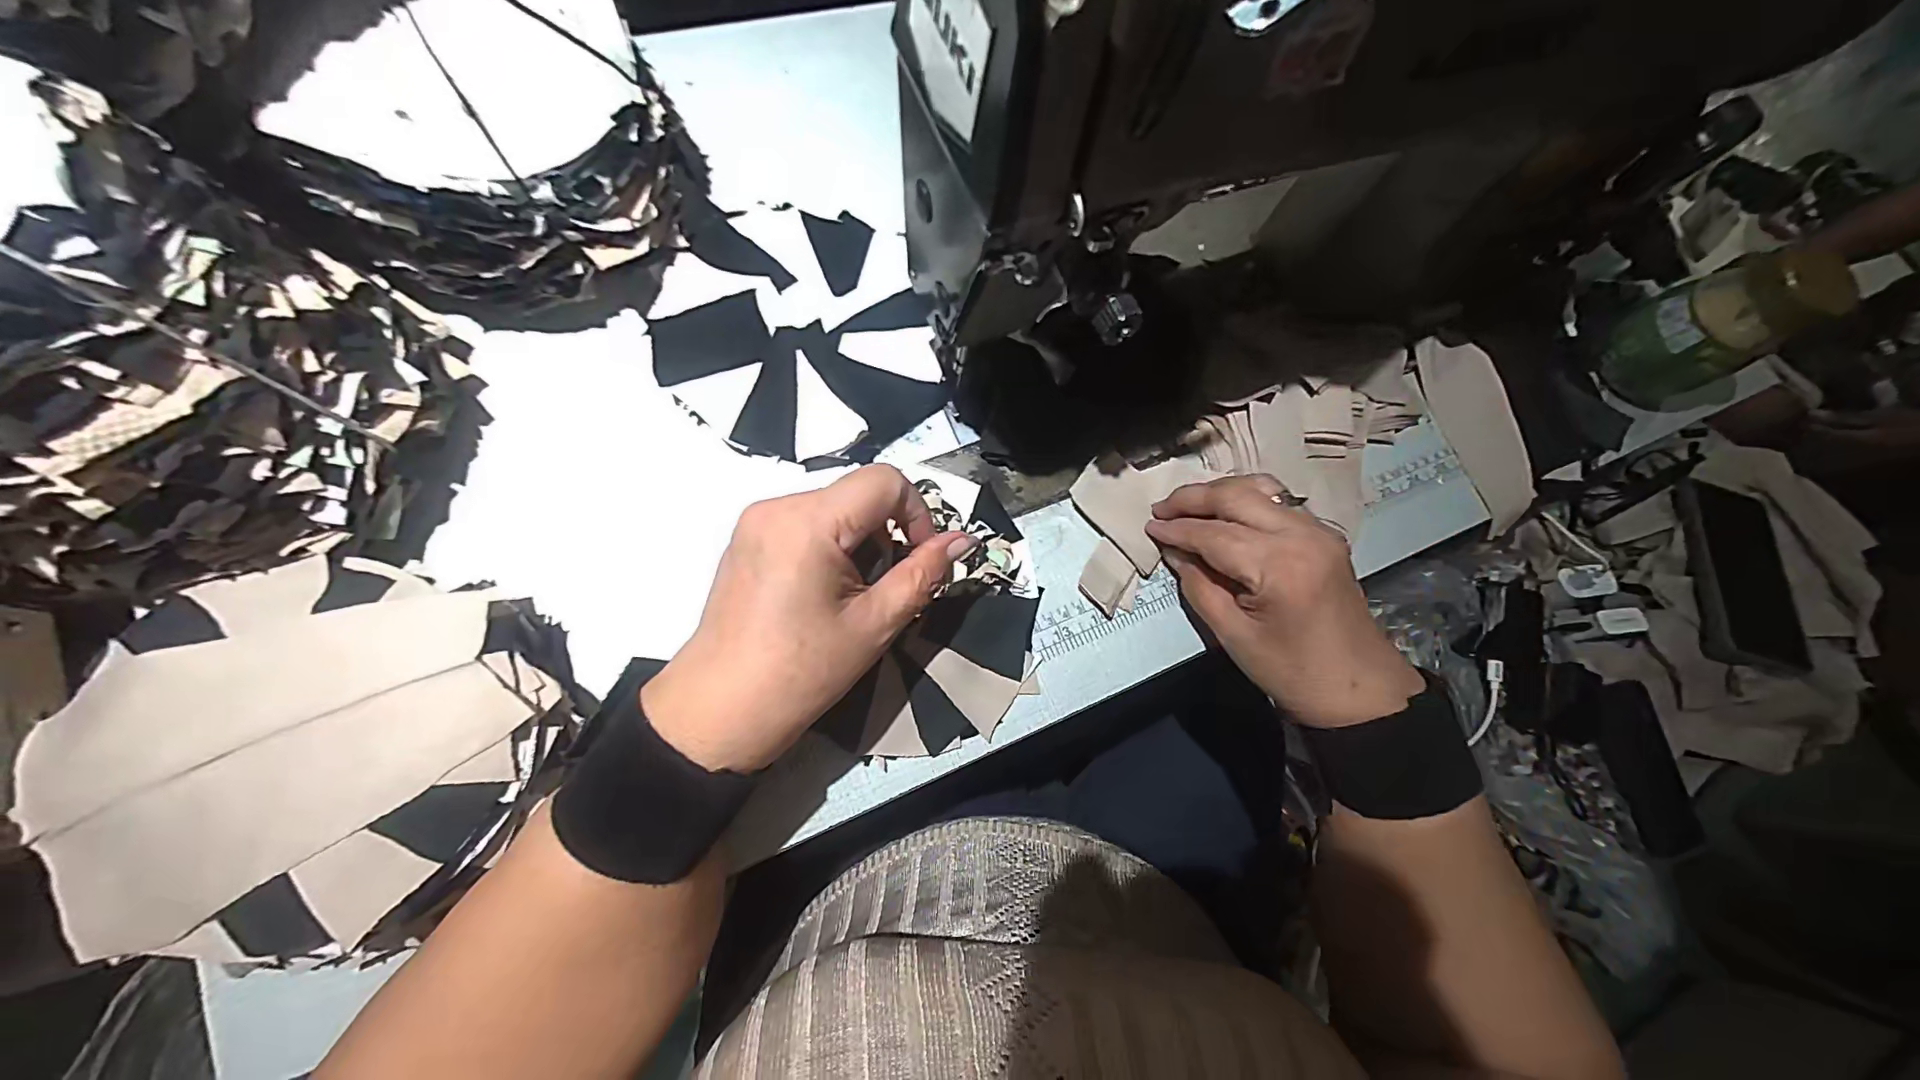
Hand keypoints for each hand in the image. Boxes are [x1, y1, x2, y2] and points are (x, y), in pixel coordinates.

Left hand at [641, 466, 975, 770]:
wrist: (721, 709)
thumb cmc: (800, 672)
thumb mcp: (875, 623)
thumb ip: (923, 573)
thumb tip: (961, 541)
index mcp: (807, 522)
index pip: (885, 481)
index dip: (918, 514)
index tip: (921, 558)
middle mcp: (777, 507)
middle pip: (859, 493)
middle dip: (888, 532)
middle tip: (890, 586)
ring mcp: (757, 521)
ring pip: (835, 507)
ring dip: (861, 541)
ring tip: (855, 596)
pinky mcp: (749, 539)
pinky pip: (807, 522)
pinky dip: (832, 545)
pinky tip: (826, 592)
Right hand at [1145, 474, 1423, 727]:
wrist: (1359, 690)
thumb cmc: (1292, 671)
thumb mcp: (1232, 635)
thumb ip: (1199, 586)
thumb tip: (1175, 552)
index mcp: (1279, 565)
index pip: (1214, 533)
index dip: (1177, 529)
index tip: (1149, 526)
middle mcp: (1302, 536)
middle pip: (1237, 496)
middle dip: (1194, 498)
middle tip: (1161, 508)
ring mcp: (1319, 532)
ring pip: (1260, 491)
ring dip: (1219, 494)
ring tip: (1186, 507)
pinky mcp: (1325, 537)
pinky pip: (1277, 504)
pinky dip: (1245, 502)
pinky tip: (1224, 514)